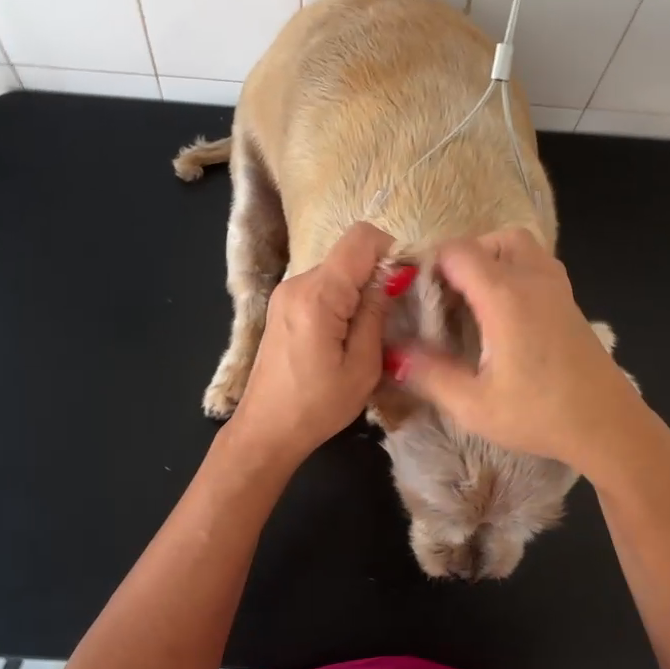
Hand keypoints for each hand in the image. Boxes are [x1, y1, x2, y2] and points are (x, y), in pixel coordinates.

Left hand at [225, 223, 394, 462]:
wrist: (266, 430)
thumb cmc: (317, 406)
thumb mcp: (363, 366)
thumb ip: (377, 314)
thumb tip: (392, 278)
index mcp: (318, 294)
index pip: (361, 238)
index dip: (391, 252)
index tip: (403, 286)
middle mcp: (297, 283)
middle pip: (348, 256)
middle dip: (376, 278)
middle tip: (391, 320)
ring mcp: (285, 293)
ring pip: (336, 273)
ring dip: (358, 294)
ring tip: (366, 336)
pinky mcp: (282, 307)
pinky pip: (321, 289)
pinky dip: (340, 303)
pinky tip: (343, 339)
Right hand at [392, 229, 652, 477]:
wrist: (607, 426)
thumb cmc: (539, 415)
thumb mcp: (473, 405)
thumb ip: (430, 374)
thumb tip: (394, 354)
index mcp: (505, 296)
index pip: (457, 250)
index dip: (428, 265)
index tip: (413, 297)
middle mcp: (533, 279)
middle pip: (489, 239)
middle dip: (460, 260)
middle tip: (443, 299)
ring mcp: (557, 287)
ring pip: (517, 246)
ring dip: (489, 262)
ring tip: (470, 303)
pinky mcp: (569, 302)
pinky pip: (534, 265)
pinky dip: (511, 274)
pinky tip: (500, 316)